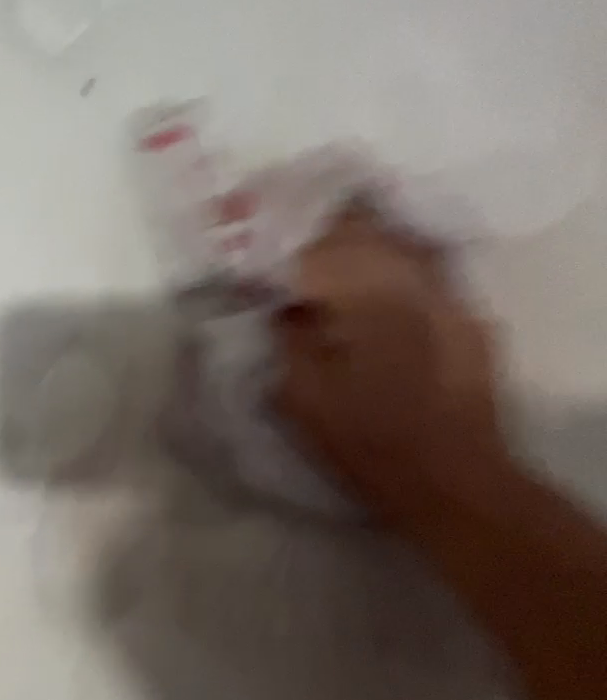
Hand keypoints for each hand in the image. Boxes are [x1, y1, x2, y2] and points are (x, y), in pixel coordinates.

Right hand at [273, 204, 516, 532]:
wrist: (447, 477)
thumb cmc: (359, 439)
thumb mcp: (299, 391)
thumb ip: (288, 336)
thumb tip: (279, 302)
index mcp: (367, 302)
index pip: (312, 250)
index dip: (269, 241)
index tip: (234, 236)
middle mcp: (415, 286)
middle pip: (360, 232)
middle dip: (310, 225)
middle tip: (265, 222)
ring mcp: (448, 298)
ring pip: (395, 243)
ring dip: (349, 236)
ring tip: (308, 236)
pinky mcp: (464, 317)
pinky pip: (420, 268)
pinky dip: (382, 260)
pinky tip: (358, 272)